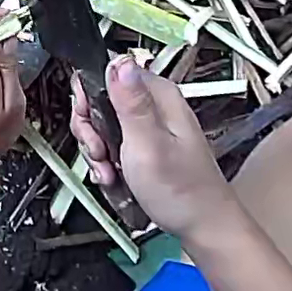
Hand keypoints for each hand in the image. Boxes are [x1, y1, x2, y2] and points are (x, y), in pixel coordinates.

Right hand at [70, 55, 241, 242]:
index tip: (92, 126)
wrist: (203, 229)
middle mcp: (152, 104)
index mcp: (157, 94)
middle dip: (90, 130)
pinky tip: (115, 176)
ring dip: (97, 150)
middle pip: (98, 100)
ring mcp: (147, 124)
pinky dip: (106, 161)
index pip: (105, 73)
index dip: (88, 99)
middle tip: (101, 152)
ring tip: (110, 170)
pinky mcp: (143, 143)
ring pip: (100, 124)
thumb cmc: (182, 191)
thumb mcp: (149, 144)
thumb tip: (121, 61)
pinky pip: (110, 144)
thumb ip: (131, 102)